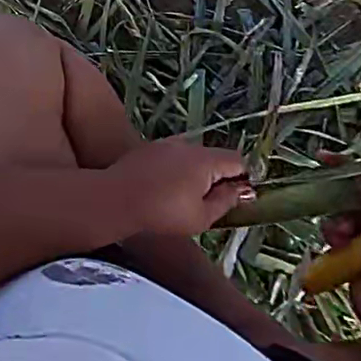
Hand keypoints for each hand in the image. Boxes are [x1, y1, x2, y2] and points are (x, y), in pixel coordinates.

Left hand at [105, 139, 249, 236]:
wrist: (118, 197)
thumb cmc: (164, 212)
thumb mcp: (203, 216)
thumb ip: (226, 200)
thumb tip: (243, 190)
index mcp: (204, 159)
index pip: (236, 160)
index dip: (243, 178)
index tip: (238, 198)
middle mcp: (186, 144)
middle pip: (214, 156)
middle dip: (219, 176)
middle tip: (212, 203)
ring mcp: (165, 143)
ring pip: (193, 155)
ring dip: (198, 172)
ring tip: (188, 198)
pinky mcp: (149, 147)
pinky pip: (174, 155)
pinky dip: (178, 168)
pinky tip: (168, 188)